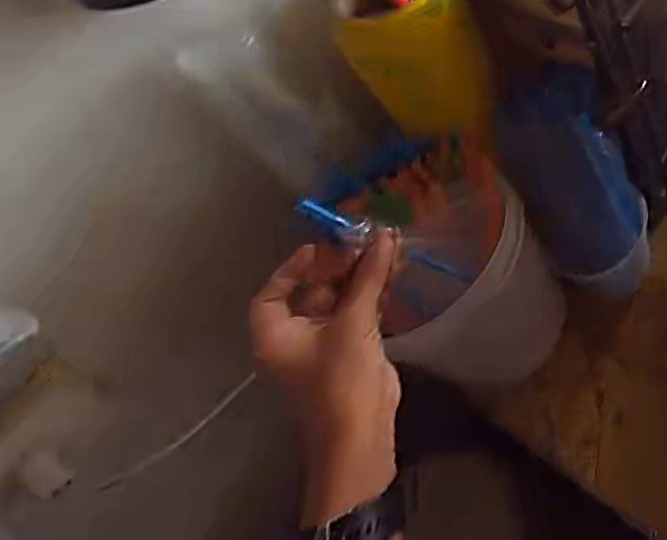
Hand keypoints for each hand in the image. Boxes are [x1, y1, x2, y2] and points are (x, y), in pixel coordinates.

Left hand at [250, 234, 404, 525]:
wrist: (361, 430)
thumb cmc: (340, 378)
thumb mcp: (353, 322)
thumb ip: (369, 276)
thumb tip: (384, 235)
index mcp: (277, 335)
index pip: (272, 293)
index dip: (293, 268)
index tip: (321, 246)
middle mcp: (295, 336)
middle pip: (312, 290)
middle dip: (340, 264)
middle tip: (366, 240)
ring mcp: (325, 342)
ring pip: (340, 297)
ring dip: (363, 273)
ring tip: (388, 246)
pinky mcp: (351, 346)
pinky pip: (358, 308)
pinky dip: (374, 289)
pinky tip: (394, 270)